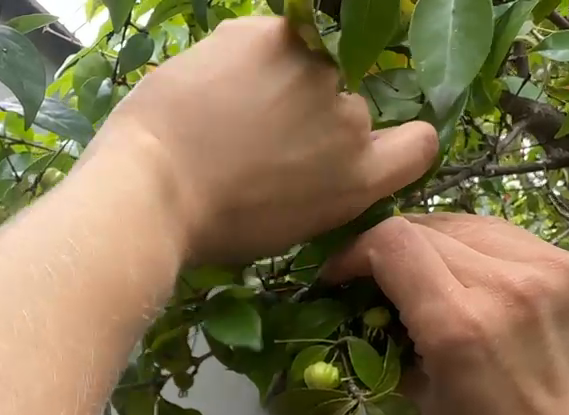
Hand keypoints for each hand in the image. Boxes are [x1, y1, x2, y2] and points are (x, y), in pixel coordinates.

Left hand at [84, 17, 437, 265]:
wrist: (151, 191)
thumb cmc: (208, 230)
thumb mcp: (281, 228)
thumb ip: (317, 189)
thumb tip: (313, 162)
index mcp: (355, 181)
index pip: (418, 145)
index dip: (394, 144)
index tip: (353, 149)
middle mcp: (350, 119)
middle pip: (345, 107)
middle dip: (308, 119)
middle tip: (252, 144)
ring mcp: (315, 70)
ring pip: (307, 68)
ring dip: (276, 84)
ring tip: (223, 117)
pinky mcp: (274, 31)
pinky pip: (266, 42)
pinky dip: (241, 61)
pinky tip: (206, 92)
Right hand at [327, 214, 568, 414]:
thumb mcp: (411, 395)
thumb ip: (386, 338)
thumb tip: (358, 299)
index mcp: (457, 324)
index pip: (392, 245)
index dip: (353, 251)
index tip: (337, 276)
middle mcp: (504, 283)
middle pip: (423, 229)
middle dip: (382, 248)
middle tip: (367, 277)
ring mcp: (544, 266)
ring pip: (461, 222)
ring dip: (425, 242)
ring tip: (411, 272)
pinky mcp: (568, 262)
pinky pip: (498, 232)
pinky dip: (465, 245)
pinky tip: (456, 271)